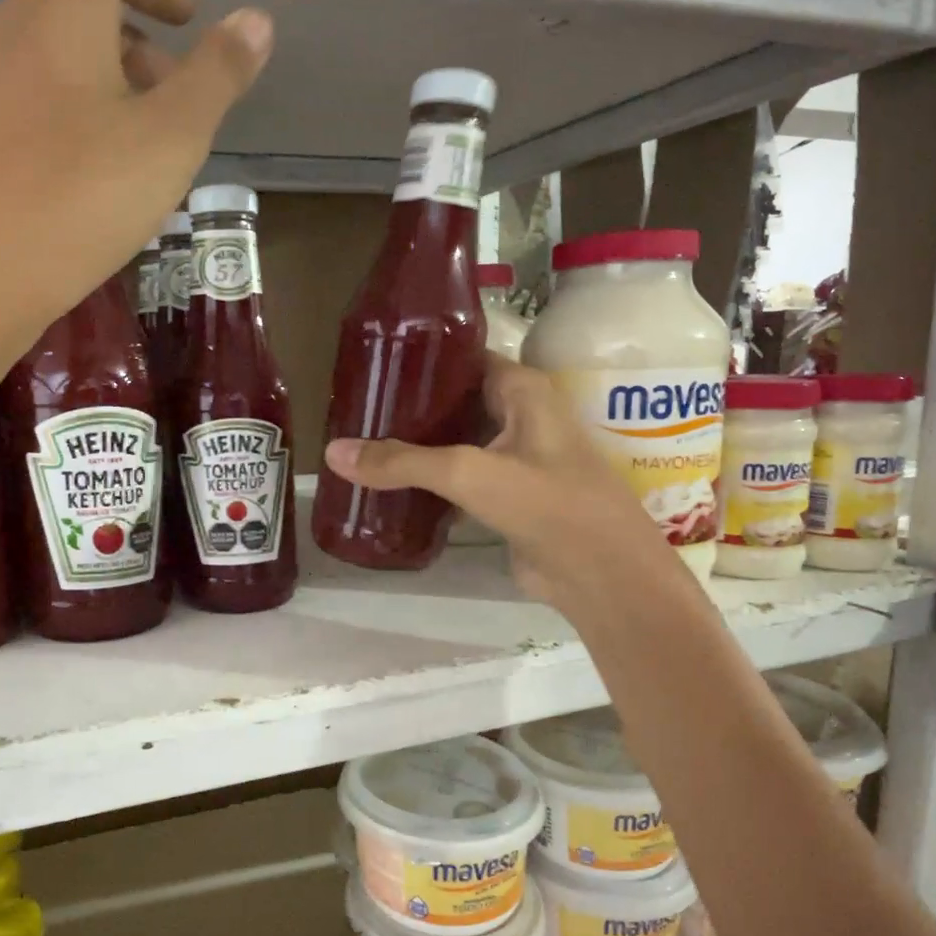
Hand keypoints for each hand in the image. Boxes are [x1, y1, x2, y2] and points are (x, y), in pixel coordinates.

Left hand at [0, 0, 272, 316]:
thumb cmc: (82, 195)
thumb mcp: (172, 136)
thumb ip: (216, 75)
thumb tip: (256, 21)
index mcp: (59, 10)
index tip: (188, 18)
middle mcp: (10, 30)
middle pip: (77, 2)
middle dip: (135, 35)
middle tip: (175, 89)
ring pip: (53, 54)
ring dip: (105, 77)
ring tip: (143, 139)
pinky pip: (32, 98)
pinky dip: (73, 111)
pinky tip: (96, 174)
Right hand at [322, 356, 676, 612]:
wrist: (603, 577)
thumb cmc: (549, 504)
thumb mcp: (469, 472)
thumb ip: (402, 462)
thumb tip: (332, 453)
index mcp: (524, 390)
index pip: (464, 358)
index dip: (423, 359)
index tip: (373, 365)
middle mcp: (521, 417)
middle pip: (456, 402)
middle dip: (411, 407)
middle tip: (356, 408)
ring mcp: (516, 460)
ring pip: (456, 443)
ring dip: (418, 448)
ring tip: (363, 444)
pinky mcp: (508, 499)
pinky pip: (460, 480)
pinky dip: (429, 483)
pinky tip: (390, 487)